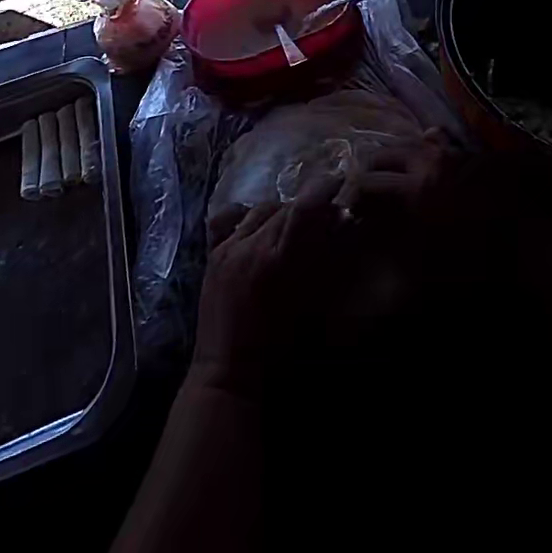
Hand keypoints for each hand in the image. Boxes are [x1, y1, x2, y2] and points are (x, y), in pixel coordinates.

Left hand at [190, 174, 345, 396]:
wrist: (227, 371)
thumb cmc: (277, 350)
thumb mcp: (309, 307)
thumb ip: (320, 264)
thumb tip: (336, 231)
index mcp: (276, 259)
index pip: (302, 210)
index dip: (322, 191)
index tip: (339, 181)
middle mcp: (249, 244)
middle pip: (282, 208)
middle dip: (305, 205)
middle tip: (323, 210)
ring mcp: (227, 247)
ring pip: (258, 210)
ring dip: (279, 211)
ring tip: (293, 222)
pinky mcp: (212, 254)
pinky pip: (229, 220)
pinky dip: (247, 216)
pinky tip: (256, 224)